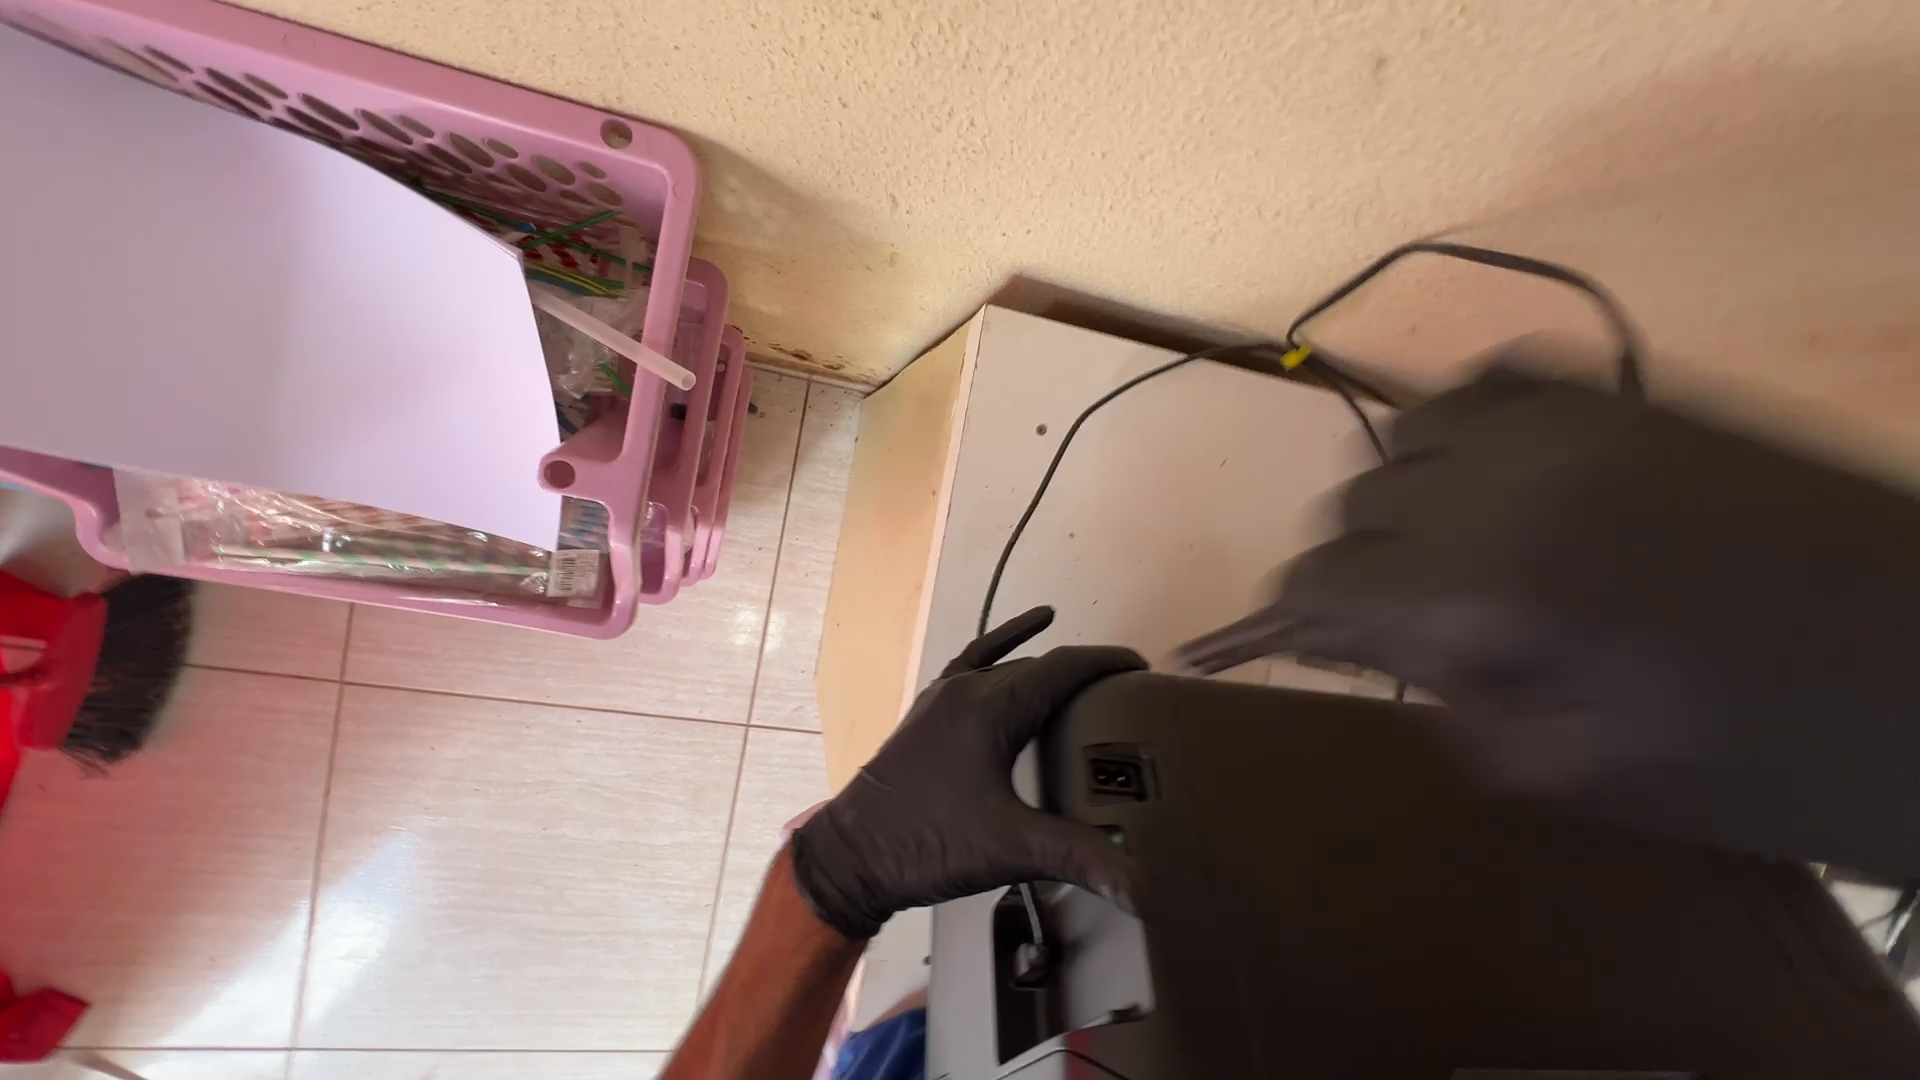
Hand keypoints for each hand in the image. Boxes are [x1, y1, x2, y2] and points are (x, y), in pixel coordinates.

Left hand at [791, 606, 1145, 940]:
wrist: (852, 853)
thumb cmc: (929, 843)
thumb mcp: (1009, 849)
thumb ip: (1077, 858)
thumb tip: (1142, 889)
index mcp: (991, 707)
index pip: (1063, 668)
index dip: (1106, 662)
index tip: (1142, 667)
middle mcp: (968, 689)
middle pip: (1038, 667)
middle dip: (1083, 674)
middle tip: (1125, 696)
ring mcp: (943, 696)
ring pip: (1007, 668)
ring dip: (1045, 668)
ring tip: (1085, 680)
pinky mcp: (928, 710)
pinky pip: (971, 665)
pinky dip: (998, 649)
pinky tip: (1015, 644)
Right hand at [1180, 359, 1919, 879]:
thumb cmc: (1765, 755)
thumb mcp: (1573, 768)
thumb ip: (1434, 693)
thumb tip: (1345, 644)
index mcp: (1485, 585)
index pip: (1318, 586)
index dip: (1274, 625)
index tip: (1244, 648)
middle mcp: (1501, 481)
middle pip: (1348, 513)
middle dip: (1348, 575)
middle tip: (1391, 628)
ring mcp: (1566, 424)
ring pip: (1397, 441)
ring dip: (1395, 500)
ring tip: (1439, 550)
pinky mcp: (1621, 399)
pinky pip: (1482, 386)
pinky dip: (1454, 428)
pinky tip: (1481, 472)